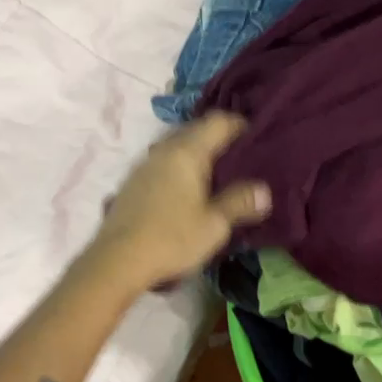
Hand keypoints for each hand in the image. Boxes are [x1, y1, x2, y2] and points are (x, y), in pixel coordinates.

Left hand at [86, 111, 270, 291]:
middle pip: (195, 131)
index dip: (240, 125)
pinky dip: (179, 170)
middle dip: (219, 140)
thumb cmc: (172, 239)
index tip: (256, 139)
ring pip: (176, 148)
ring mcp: (143, 165)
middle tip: (240, 158)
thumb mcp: (214, 225)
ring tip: (216, 176)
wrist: (117, 260)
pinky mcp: (131, 183)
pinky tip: (186, 192)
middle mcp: (163, 150)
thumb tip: (264, 191)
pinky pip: (163, 165)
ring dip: (197, 156)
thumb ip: (240, 203)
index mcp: (187, 152)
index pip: (218, 121)